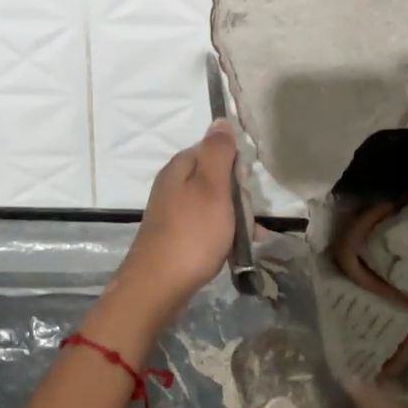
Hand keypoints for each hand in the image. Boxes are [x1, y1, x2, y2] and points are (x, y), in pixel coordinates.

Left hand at [96, 120, 239, 331]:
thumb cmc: (191, 234)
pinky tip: (239, 252)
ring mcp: (173, 212)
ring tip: (248, 239)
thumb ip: (217, 153)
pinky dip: (225, 236)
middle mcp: (173, 186)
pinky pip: (208, 228)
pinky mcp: (177, 237)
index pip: (214, 151)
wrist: (158, 286)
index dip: (236, 167)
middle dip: (238, 198)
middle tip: (244, 217)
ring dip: (236, 220)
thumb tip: (219, 121)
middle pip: (216, 179)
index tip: (246, 187)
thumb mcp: (211, 187)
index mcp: (179, 168)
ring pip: (215, 206)